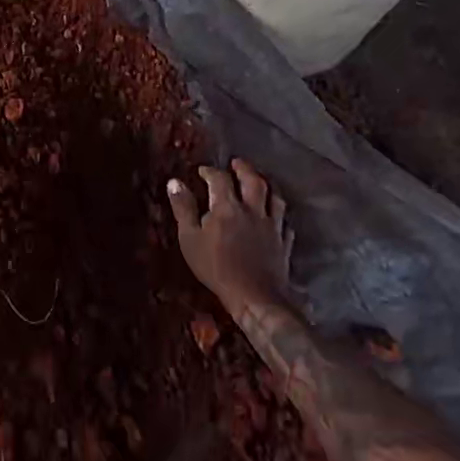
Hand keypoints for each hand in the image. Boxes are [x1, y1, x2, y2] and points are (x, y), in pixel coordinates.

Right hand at [166, 159, 294, 318]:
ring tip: (260, 180)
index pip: (219, 179)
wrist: (254, 298)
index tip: (202, 171)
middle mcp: (252, 210)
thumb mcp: (190, 238)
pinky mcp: (283, 243)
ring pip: (275, 197)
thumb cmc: (216, 267)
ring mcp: (272, 226)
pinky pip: (285, 222)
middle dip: (244, 168)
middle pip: (253, 180)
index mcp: (227, 206)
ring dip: (267, 184)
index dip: (210, 171)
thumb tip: (174, 182)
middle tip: (236, 163)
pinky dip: (279, 214)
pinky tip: (275, 216)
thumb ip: (183, 208)